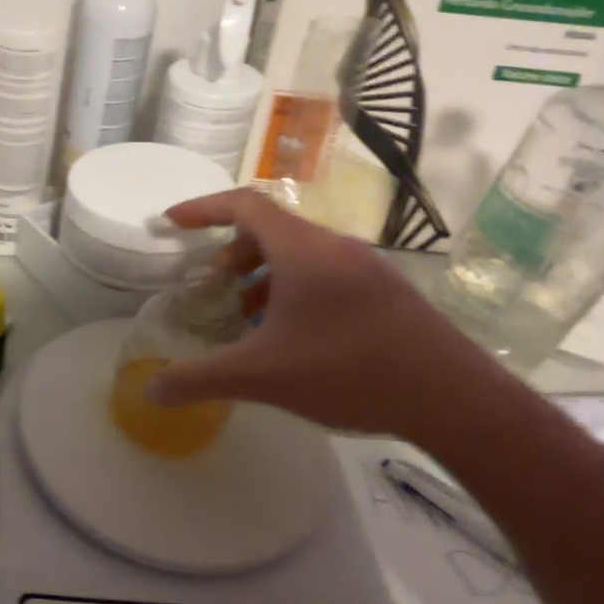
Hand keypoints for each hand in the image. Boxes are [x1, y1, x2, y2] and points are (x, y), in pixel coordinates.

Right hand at [146, 188, 508, 441]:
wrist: (453, 399)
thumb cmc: (348, 372)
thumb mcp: (261, 377)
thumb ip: (199, 379)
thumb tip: (150, 390)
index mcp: (303, 251)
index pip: (245, 205)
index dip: (203, 208)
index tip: (172, 224)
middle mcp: (336, 248)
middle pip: (272, 229)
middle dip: (232, 253)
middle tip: (211, 288)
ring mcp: (367, 270)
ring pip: (302, 255)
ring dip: (263, 275)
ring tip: (246, 316)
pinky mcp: (387, 295)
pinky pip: (327, 275)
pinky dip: (294, 291)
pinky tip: (291, 337)